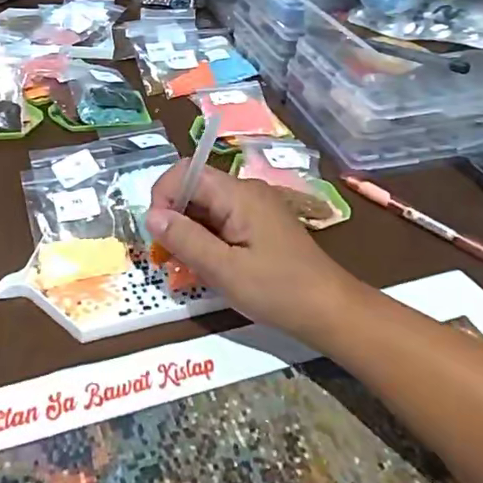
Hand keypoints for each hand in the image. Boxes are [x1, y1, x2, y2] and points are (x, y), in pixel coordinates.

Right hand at [146, 165, 369, 342]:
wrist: (332, 311)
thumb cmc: (278, 291)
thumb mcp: (224, 270)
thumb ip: (185, 239)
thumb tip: (150, 215)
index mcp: (238, 194)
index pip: (186, 172)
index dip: (163, 196)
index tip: (158, 233)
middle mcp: (246, 191)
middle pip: (195, 189)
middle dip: (174, 218)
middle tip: (170, 258)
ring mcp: (255, 207)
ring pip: (206, 207)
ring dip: (189, 232)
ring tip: (189, 268)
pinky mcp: (260, 225)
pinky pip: (222, 221)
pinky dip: (207, 240)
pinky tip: (210, 268)